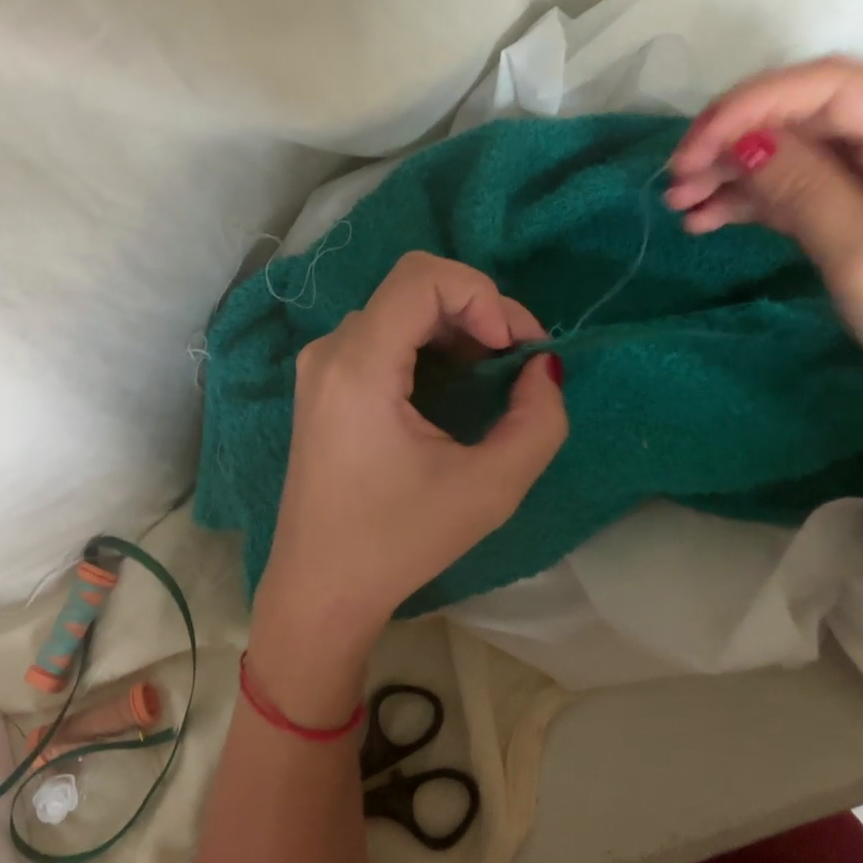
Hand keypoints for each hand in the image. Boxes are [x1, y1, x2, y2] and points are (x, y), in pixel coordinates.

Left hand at [259, 252, 568, 645]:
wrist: (320, 586)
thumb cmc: (399, 542)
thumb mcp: (489, 490)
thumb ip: (537, 422)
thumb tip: (542, 367)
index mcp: (358, 366)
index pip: (423, 277)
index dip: (482, 295)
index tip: (513, 349)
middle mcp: (330, 351)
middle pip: (413, 287)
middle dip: (477, 309)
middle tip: (518, 360)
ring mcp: (321, 366)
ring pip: (399, 309)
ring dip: (455, 327)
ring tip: (492, 376)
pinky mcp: (324, 384)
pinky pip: (381, 336)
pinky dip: (427, 344)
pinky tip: (454, 386)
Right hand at [665, 58, 862, 404]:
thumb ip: (801, 186)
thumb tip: (740, 140)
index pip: (828, 85)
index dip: (750, 104)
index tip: (690, 149)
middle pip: (807, 114)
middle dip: (734, 139)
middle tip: (675, 180)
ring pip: (797, 153)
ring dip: (735, 173)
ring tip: (681, 206)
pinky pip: (803, 191)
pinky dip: (755, 202)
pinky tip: (709, 220)